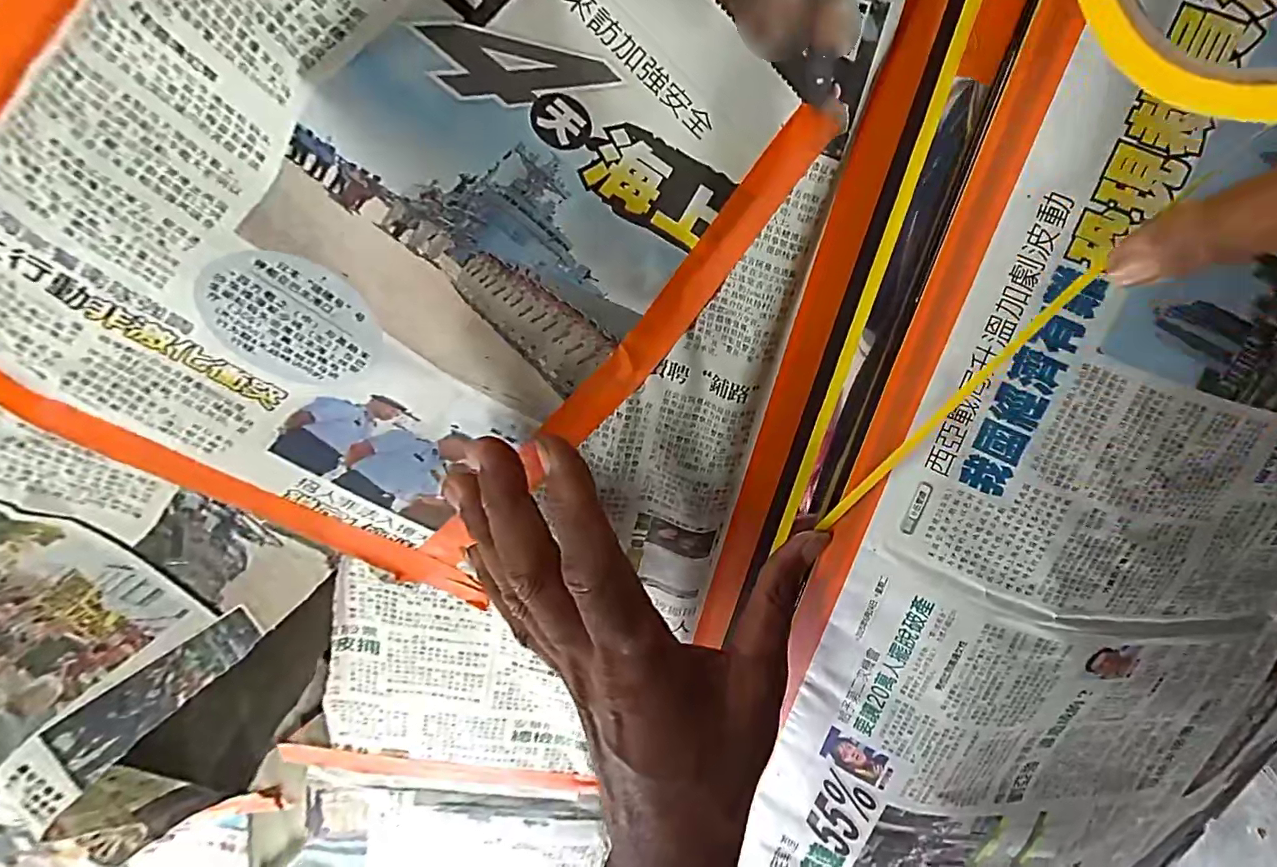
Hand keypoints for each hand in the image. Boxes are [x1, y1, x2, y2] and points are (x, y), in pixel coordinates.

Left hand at [447, 435, 830, 866]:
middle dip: (505, 507)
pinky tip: (477, 538)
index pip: (595, 571)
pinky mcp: (559, 667)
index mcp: (636, 655)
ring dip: (485, 529)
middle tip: (485, 448)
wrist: (669, 838)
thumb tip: (814, 537)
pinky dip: (491, 569)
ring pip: (513, 591)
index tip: (552, 448)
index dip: (572, 507)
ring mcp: (564, 662)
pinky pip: (516, 613)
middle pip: (533, 576)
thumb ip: (778, 601)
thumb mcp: (760, 681)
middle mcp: (586, 653)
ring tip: (462, 473)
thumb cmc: (716, 764)